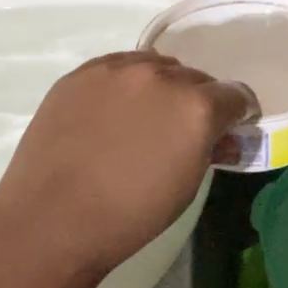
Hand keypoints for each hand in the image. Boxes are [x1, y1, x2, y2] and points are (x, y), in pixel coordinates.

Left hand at [0, 52, 250, 279]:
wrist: (52, 222)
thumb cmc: (132, 214)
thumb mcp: (188, 184)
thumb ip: (210, 148)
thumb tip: (219, 136)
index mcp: (197, 106)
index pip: (236, 95)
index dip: (236, 115)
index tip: (226, 131)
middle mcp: (162, 76)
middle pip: (197, 77)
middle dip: (198, 101)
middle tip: (181, 131)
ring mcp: (117, 71)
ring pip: (157, 66)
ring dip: (162, 87)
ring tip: (145, 120)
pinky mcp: (81, 74)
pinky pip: (118, 67)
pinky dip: (126, 84)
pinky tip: (114, 113)